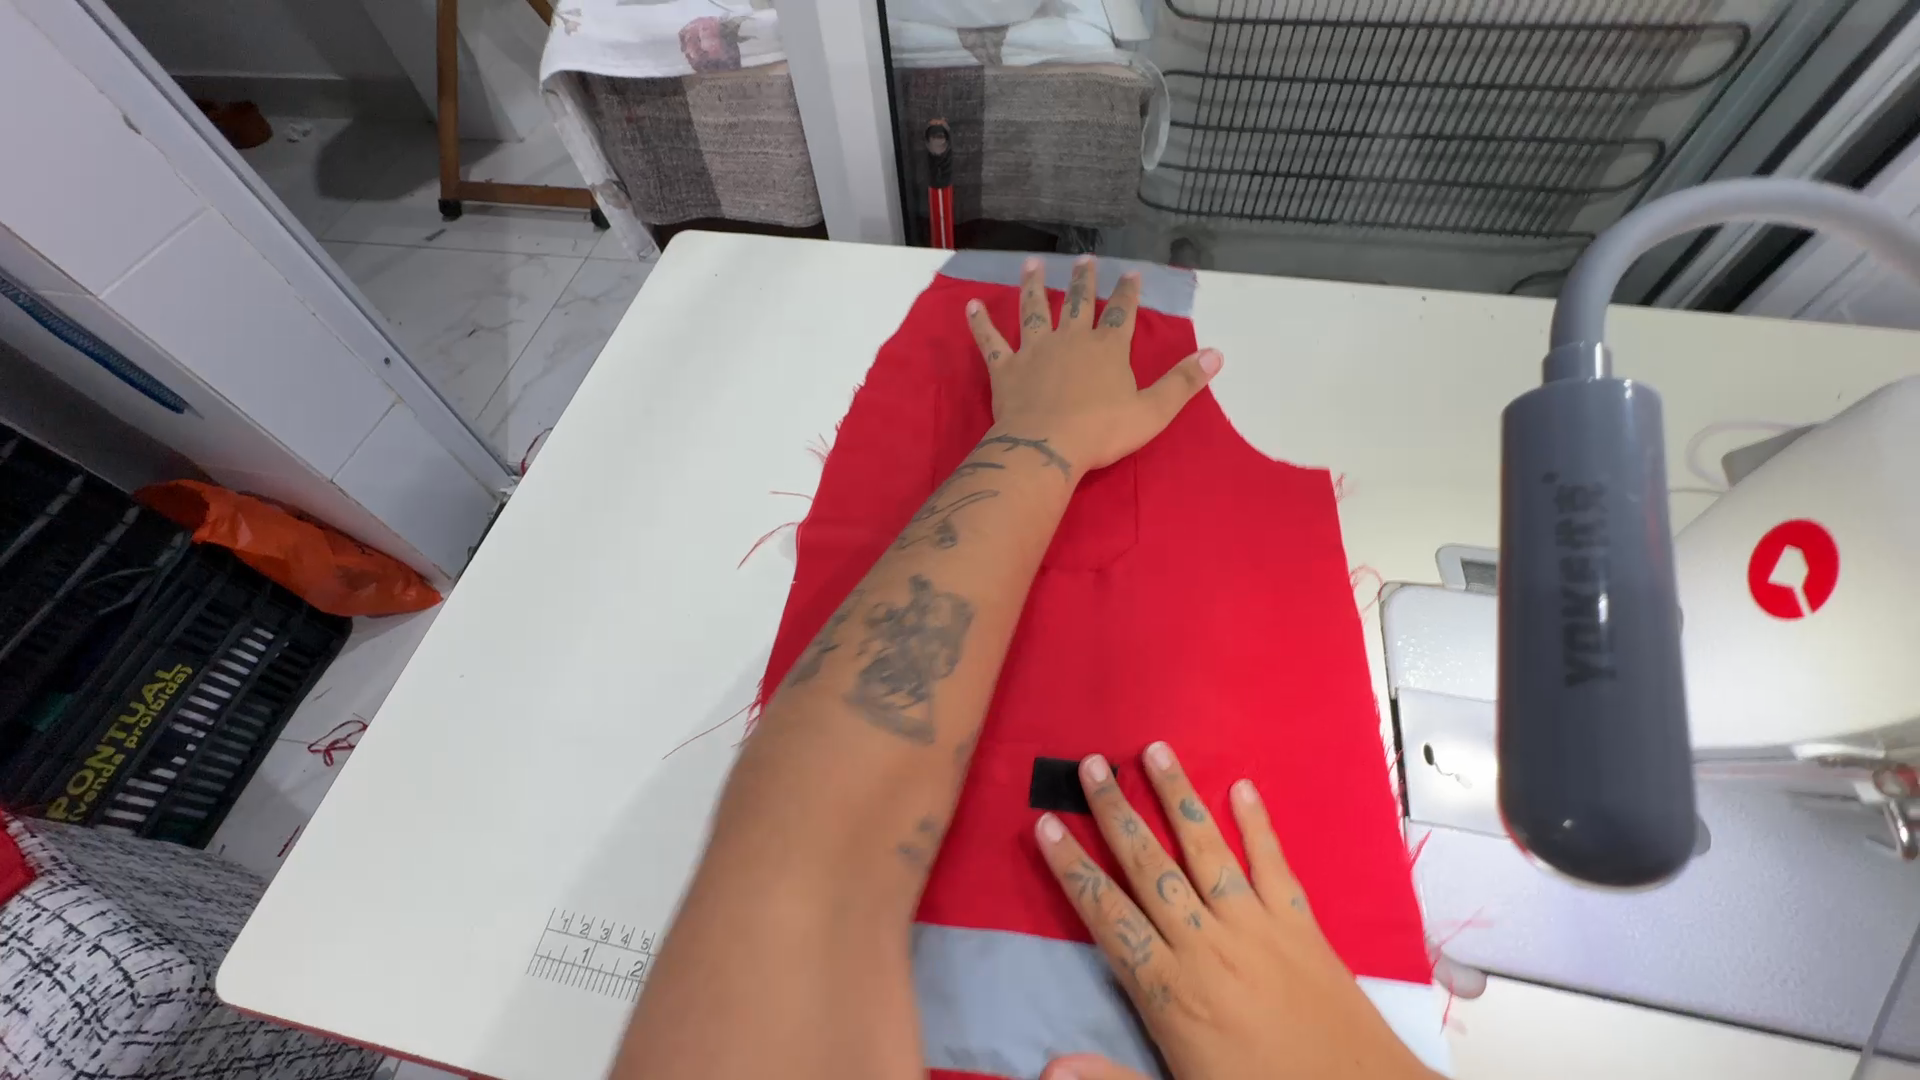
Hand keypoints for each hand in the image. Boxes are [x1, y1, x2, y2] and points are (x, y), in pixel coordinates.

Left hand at [966, 256, 1221, 479]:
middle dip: (1084, 279)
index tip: (1130, 272)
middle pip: (1078, 302)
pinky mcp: (1006, 368)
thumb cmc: (1102, 432)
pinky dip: (980, 323)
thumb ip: (1183, 381)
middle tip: (1084, 258)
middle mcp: (1070, 339)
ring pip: (1034, 310)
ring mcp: (1035, 350)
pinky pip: (990, 341)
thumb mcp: (1153, 410)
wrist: (1048, 446)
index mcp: (1106, 349)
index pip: (1121, 313)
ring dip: (1033, 286)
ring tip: (1033, 265)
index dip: (1127, 293)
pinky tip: (970, 305)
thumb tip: (1217, 353)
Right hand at [1032, 743, 1437, 1079]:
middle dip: (1115, 813)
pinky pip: (1275, 866)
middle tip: (1091, 765)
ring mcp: (1257, 929)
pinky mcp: (1301, 927)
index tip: (1046, 825)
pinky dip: (1259, 826)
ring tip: (1155, 751)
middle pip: (1149, 867)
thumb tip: (1047, 1065)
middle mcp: (1207, 945)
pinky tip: (1243, 787)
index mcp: (1171, 990)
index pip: (1107, 915)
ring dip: (1177, 798)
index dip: (1072, 869)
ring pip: (1205, 850)